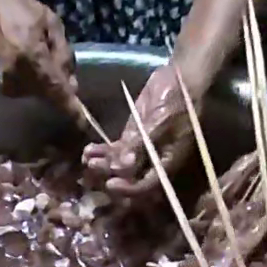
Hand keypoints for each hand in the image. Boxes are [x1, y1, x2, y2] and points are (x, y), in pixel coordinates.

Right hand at [0, 0, 77, 111]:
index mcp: (33, 57)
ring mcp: (9, 84)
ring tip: (39, 55)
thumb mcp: (51, 23)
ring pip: (40, 93)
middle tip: (58, 62)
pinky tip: (29, 63)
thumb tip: (72, 84)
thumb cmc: (21, 9)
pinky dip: (35, 82)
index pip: (56, 89)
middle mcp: (19, 76)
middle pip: (49, 93)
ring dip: (47, 82)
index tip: (83, 123)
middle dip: (60, 86)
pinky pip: (28, 91)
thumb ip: (63, 54)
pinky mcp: (4, 88)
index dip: (71, 107)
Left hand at [84, 62, 199, 197]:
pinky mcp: (131, 140)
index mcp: (166, 162)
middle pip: (128, 179)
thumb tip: (122, 167)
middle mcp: (152, 162)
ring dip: (102, 164)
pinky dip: (102, 153)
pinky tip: (88, 150)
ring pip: (118, 166)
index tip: (110, 183)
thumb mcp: (160, 121)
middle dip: (109, 175)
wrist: (180, 78)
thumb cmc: (178, 99)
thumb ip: (140, 144)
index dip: (128, 188)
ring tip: (86, 158)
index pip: (146, 185)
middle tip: (92, 166)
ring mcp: (139, 152)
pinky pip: (115, 152)